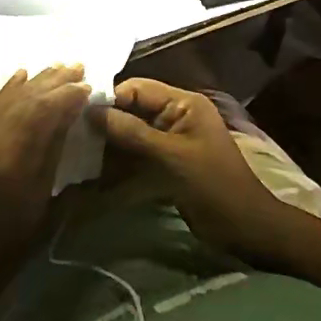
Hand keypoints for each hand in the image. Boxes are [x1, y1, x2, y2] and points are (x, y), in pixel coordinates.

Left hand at [0, 65, 91, 303]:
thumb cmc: (17, 231)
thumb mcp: (45, 191)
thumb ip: (55, 145)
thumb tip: (71, 108)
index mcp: (9, 159)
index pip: (40, 112)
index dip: (64, 96)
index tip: (86, 85)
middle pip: (23, 100)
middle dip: (51, 82)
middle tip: (77, 67)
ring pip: (6, 98)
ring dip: (33, 82)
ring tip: (58, 67)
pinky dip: (8, 89)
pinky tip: (23, 74)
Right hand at [95, 78, 293, 263]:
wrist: (248, 231)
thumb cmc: (215, 187)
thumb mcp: (172, 157)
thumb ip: (132, 132)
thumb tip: (92, 111)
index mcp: (184, 103)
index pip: (136, 88)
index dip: (109, 98)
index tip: (77, 113)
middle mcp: (175, 114)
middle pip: (131, 108)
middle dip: (105, 121)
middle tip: (72, 134)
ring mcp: (170, 139)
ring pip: (130, 132)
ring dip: (108, 143)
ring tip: (77, 152)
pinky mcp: (166, 162)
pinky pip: (136, 153)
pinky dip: (118, 160)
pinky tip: (94, 170)